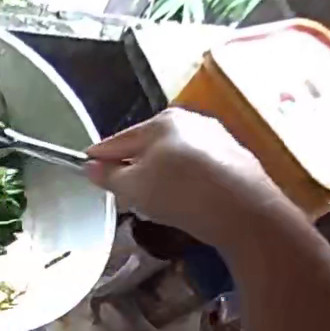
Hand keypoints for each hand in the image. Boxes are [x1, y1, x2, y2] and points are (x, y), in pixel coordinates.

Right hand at [84, 109, 303, 251]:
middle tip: (122, 194)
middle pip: (144, 146)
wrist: (243, 209)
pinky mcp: (232, 156)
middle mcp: (189, 120)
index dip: (98, 159)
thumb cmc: (178, 194)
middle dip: (130, 167)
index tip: (87, 173)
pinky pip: (193, 166)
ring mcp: (214, 136)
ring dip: (156, 175)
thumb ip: (107, 175)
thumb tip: (91, 166)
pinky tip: (181, 200)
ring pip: (170, 156)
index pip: (115, 140)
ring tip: (153, 201)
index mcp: (160, 122)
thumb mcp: (131, 188)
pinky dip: (181, 180)